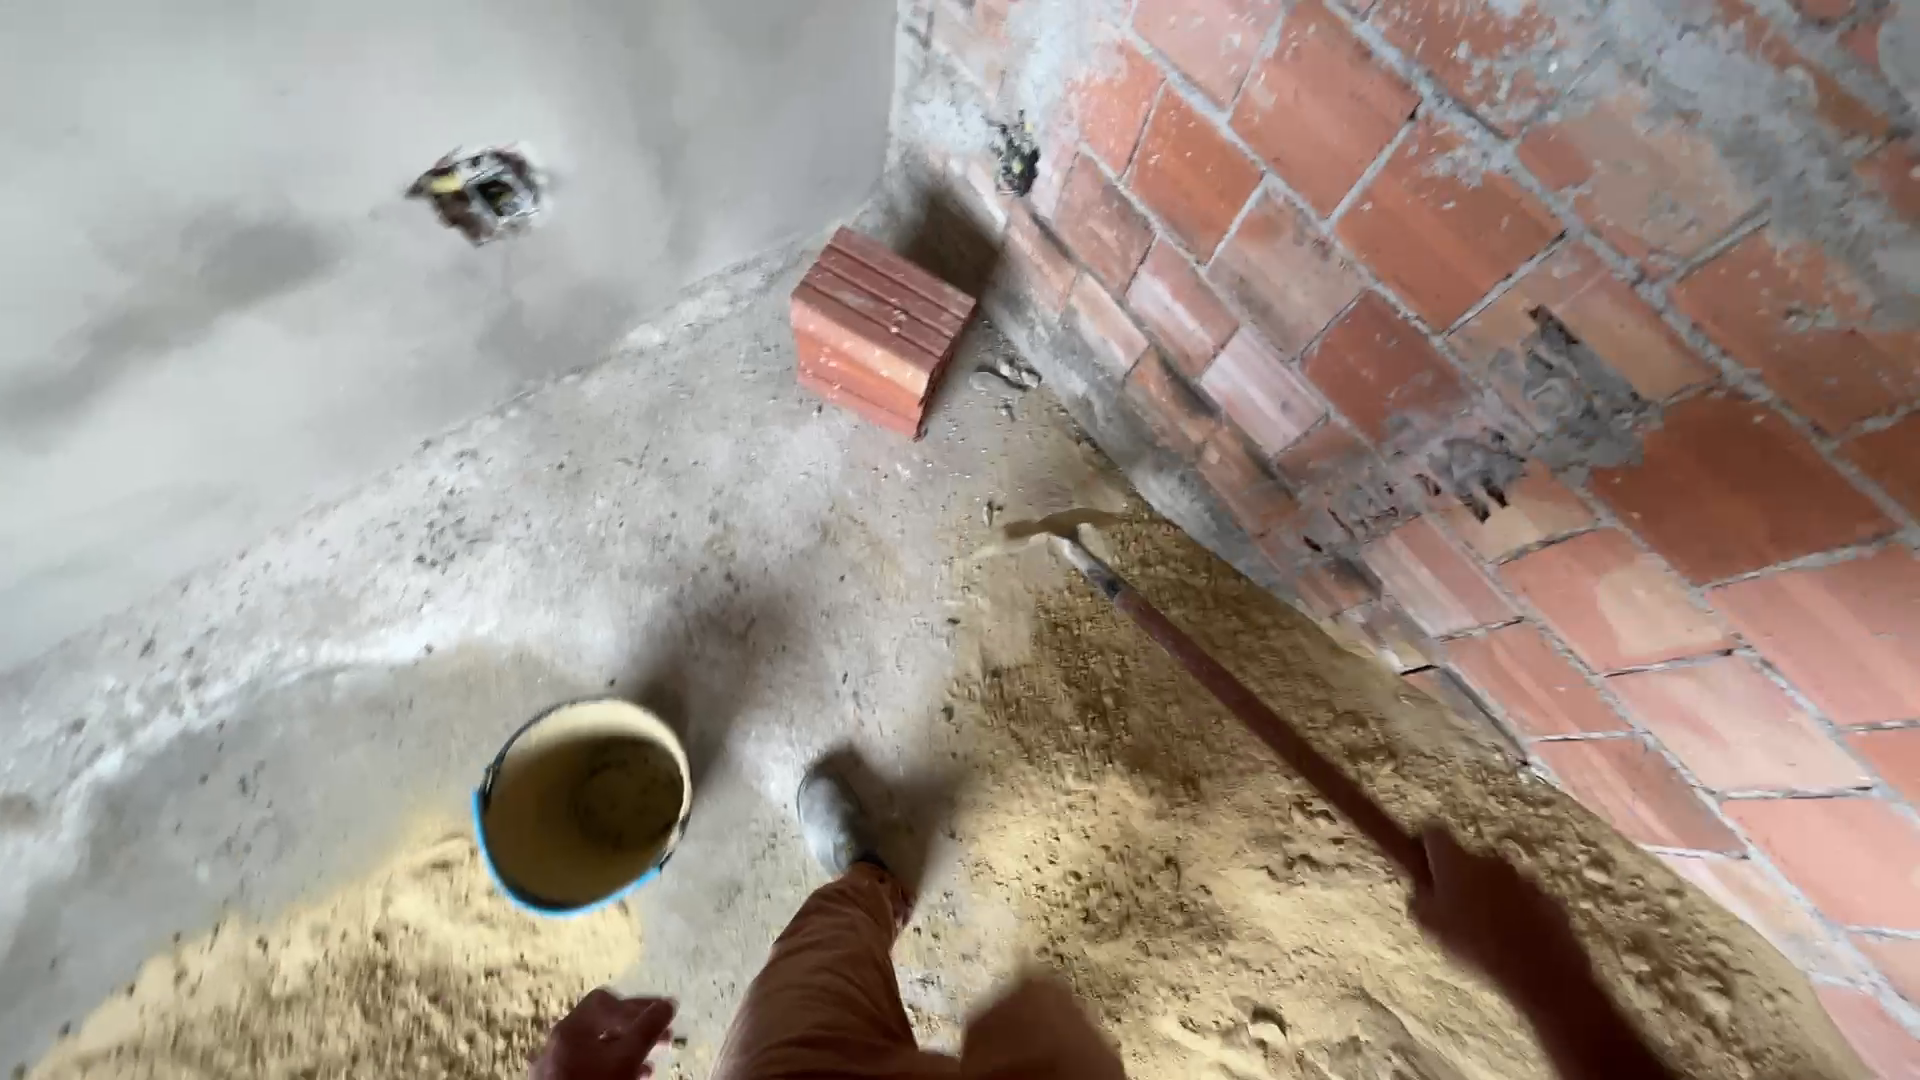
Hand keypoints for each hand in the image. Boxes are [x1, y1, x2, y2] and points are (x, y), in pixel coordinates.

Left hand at [530, 989, 675, 1079]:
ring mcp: (553, 1067)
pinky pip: (588, 1067)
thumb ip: (649, 1027)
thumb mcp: (628, 1057)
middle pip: (602, 1023)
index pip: (606, 1000)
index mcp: (570, 1028)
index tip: (660, 1016)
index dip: (637, 1005)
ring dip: (628, 1050)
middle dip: (637, 1029)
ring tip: (650, 1063)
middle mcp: (557, 1043)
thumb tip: (668, 1004)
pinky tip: (632, 1077)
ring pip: (597, 1048)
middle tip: (663, 1038)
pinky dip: (612, 1066)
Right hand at [1409, 828, 1591, 1006]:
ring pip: (1496, 879)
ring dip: (1488, 895)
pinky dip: (1517, 912)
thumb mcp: (1429, 925)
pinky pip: (1524, 899)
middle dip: (1459, 876)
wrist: (1544, 975)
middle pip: (1466, 858)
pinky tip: (1514, 940)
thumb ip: (1420, 899)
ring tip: (1486, 930)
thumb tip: (1421, 891)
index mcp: (1454, 860)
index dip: (1424, 845)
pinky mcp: (1550, 901)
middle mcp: (1488, 859)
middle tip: (1454, 907)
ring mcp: (1523, 879)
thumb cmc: (1476, 946)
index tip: (1422, 864)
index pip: (1432, 831)